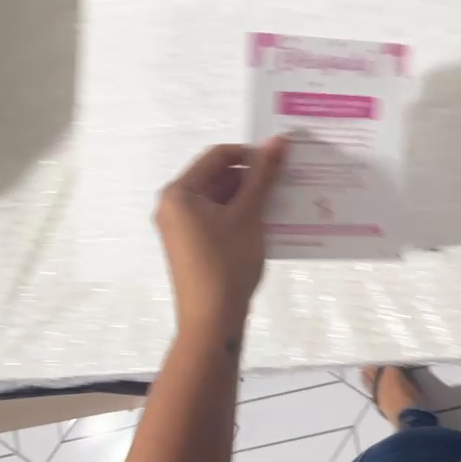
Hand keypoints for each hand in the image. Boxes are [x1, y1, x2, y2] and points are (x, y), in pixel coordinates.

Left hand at [154, 139, 285, 337]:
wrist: (212, 321)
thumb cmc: (227, 263)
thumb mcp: (248, 215)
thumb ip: (263, 176)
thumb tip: (278, 140)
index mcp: (179, 193)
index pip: (217, 156)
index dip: (251, 154)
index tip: (282, 160)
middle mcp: (174, 206)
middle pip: (217, 177)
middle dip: (252, 177)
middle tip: (287, 179)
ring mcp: (182, 228)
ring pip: (221, 199)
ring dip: (250, 197)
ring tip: (282, 200)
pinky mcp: (193, 246)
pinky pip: (219, 219)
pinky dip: (241, 216)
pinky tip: (268, 222)